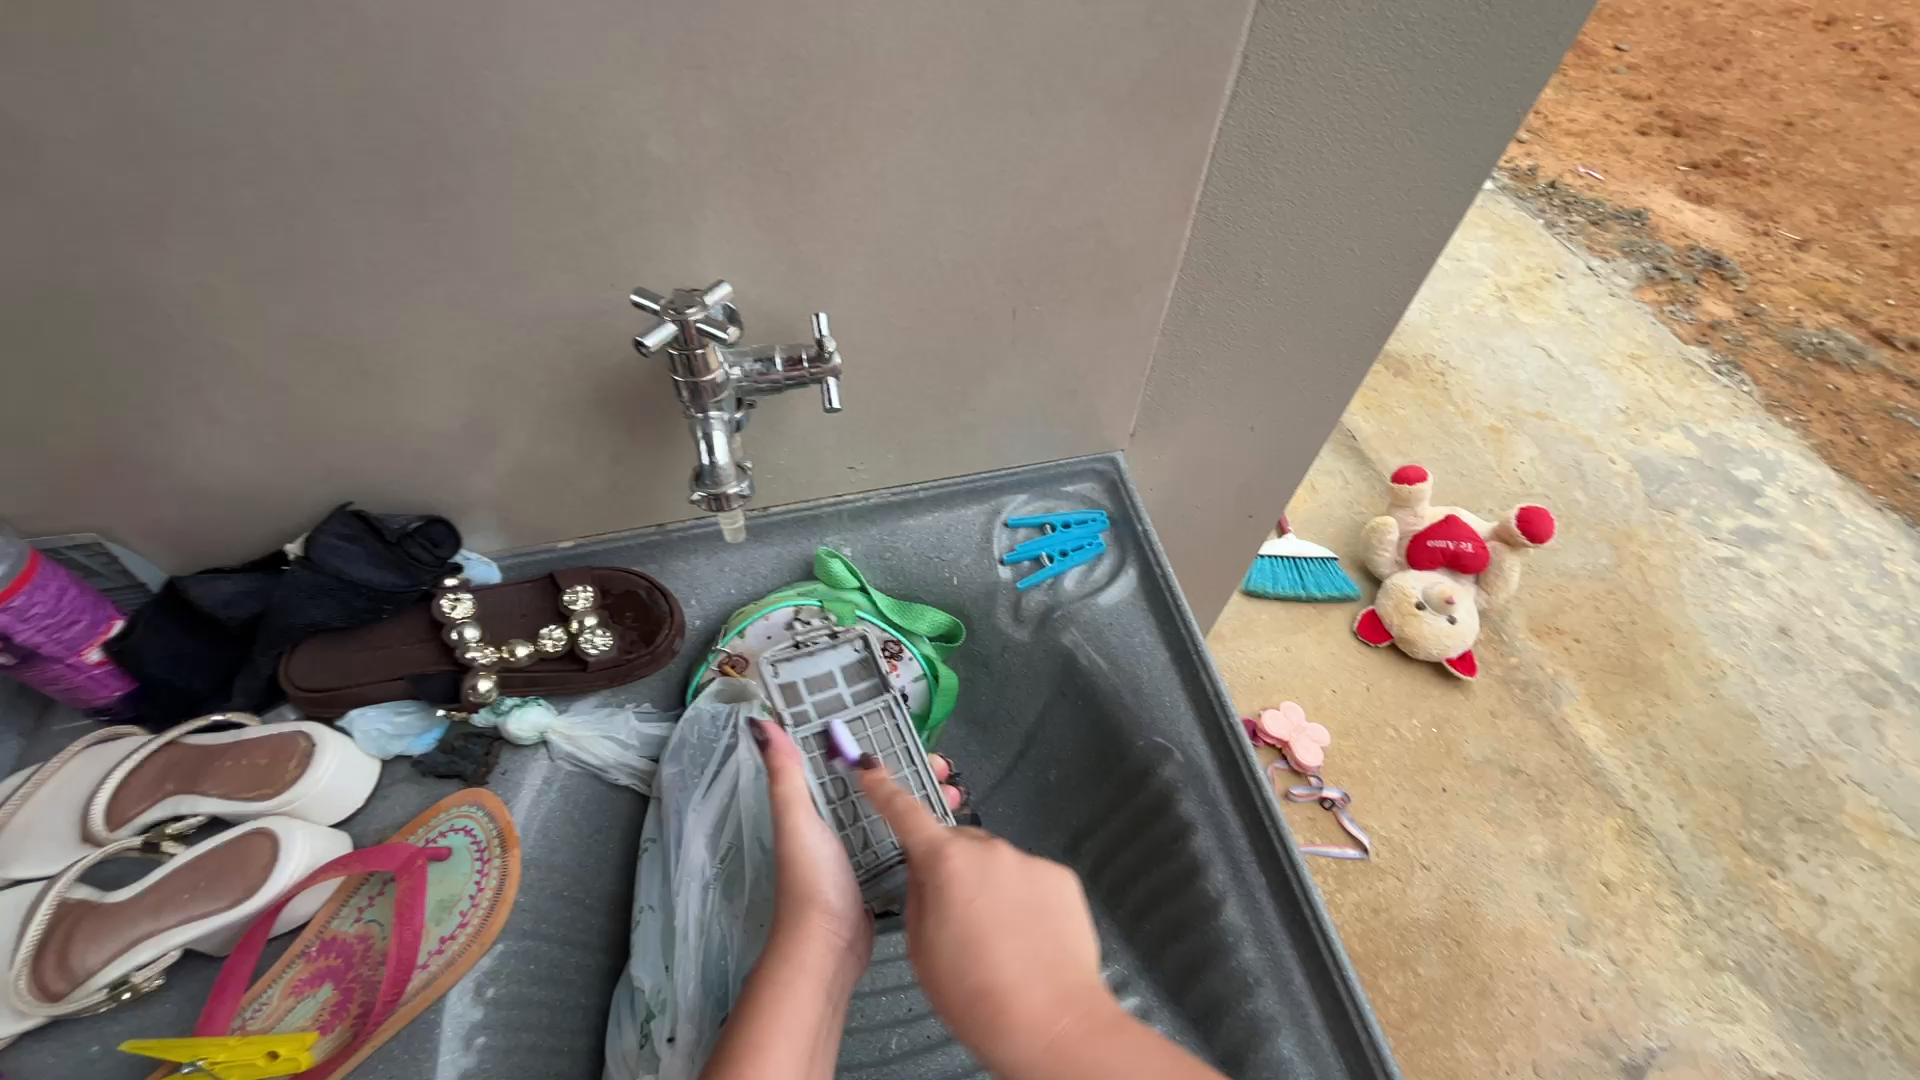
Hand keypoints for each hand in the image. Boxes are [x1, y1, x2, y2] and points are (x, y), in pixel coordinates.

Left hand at [700, 722, 971, 1079]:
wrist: (828, 949)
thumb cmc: (811, 879)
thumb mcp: (797, 821)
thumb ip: (786, 774)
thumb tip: (760, 722)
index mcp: (816, 804)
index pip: (847, 760)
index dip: (874, 741)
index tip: (908, 730)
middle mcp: (838, 821)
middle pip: (879, 783)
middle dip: (911, 769)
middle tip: (945, 766)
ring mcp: (862, 847)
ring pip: (896, 809)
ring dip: (923, 796)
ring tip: (955, 791)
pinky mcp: (881, 869)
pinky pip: (904, 838)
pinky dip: (923, 827)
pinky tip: (948, 824)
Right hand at [855, 758, 1114, 1076]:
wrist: (1052, 1025)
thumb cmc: (980, 998)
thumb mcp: (921, 949)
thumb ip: (918, 897)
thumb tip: (925, 875)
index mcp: (945, 863)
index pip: (906, 814)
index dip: (885, 790)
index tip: (873, 771)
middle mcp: (988, 850)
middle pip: (957, 845)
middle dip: (951, 869)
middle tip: (955, 917)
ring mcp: (1028, 860)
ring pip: (996, 863)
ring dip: (990, 889)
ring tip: (996, 941)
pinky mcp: (1059, 876)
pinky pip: (1030, 878)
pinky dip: (1023, 900)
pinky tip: (1026, 939)